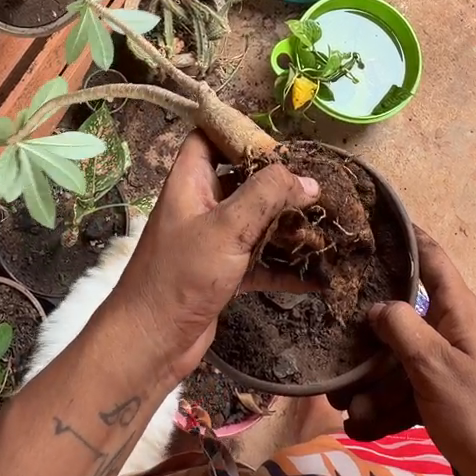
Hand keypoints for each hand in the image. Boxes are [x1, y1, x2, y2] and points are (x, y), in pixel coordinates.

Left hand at [105, 133, 318, 382]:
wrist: (150, 343)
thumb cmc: (180, 276)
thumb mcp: (227, 228)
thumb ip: (267, 196)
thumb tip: (308, 181)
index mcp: (190, 182)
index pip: (209, 137)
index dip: (237, 131)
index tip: (277, 140)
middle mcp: (200, 205)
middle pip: (241, 179)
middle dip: (277, 182)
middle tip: (315, 185)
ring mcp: (211, 240)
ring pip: (255, 220)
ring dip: (287, 225)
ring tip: (325, 226)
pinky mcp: (222, 273)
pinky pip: (259, 260)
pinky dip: (283, 266)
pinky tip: (317, 275)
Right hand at [330, 229, 475, 475]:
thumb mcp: (435, 365)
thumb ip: (402, 327)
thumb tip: (376, 306)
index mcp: (458, 309)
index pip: (430, 255)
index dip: (404, 233)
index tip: (369, 218)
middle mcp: (452, 331)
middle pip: (402, 316)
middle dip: (366, 336)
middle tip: (332, 345)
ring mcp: (448, 368)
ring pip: (398, 362)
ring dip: (370, 384)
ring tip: (342, 404)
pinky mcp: (444, 402)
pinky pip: (406, 396)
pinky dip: (385, 410)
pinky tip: (360, 427)